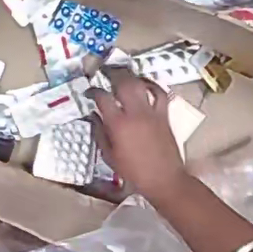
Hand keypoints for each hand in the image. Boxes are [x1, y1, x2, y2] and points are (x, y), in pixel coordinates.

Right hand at [88, 70, 190, 197]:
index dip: (93, 91)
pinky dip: (152, 85)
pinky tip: (145, 84)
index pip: (102, 97)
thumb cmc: (133, 171)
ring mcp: (151, 112)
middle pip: (123, 83)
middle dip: (112, 74)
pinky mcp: (164, 115)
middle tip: (104, 72)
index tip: (88, 92)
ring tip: (122, 74)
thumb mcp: (109, 156)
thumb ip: (99, 133)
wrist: (164, 179)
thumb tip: (93, 116)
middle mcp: (135, 113)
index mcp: (118, 124)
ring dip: (130, 76)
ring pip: (140, 84)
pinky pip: (160, 93)